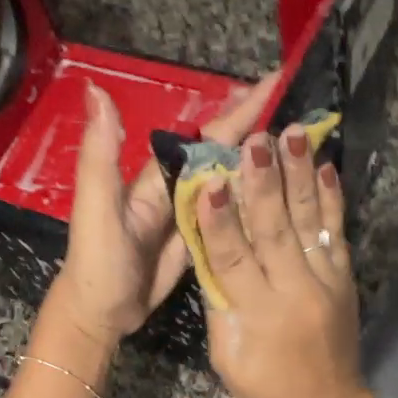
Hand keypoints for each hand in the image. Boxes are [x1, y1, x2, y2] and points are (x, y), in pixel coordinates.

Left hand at [42, 71, 279, 346]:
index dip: (240, 111)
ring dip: (260, 165)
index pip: (205, 137)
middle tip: (301, 104)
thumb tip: (96, 89)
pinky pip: (230, 220)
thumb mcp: (96, 206)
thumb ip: (101, 153)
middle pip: (224, 155)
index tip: (275, 81)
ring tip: (301, 146)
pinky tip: (277, 197)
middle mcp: (176, 193)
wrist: (98, 316)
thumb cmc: (97, 263)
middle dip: (258, 128)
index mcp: (157, 178)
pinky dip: (252, 204)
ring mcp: (188, 222)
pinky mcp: (197, 249)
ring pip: (230, 185)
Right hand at [194, 125, 380, 397]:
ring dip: (300, 176)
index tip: (208, 184)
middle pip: (275, 232)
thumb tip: (207, 251)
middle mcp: (294, 293)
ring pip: (309, 222)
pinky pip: (338, 232)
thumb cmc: (266, 390)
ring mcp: (325, 283)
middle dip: (263, 185)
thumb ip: (219, 305)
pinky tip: (327, 166)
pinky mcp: (345, 279)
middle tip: (255, 142)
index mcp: (257, 317)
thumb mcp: (227, 358)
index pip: (233, 262)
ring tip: (293, 134)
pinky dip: (332, 199)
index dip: (219, 223)